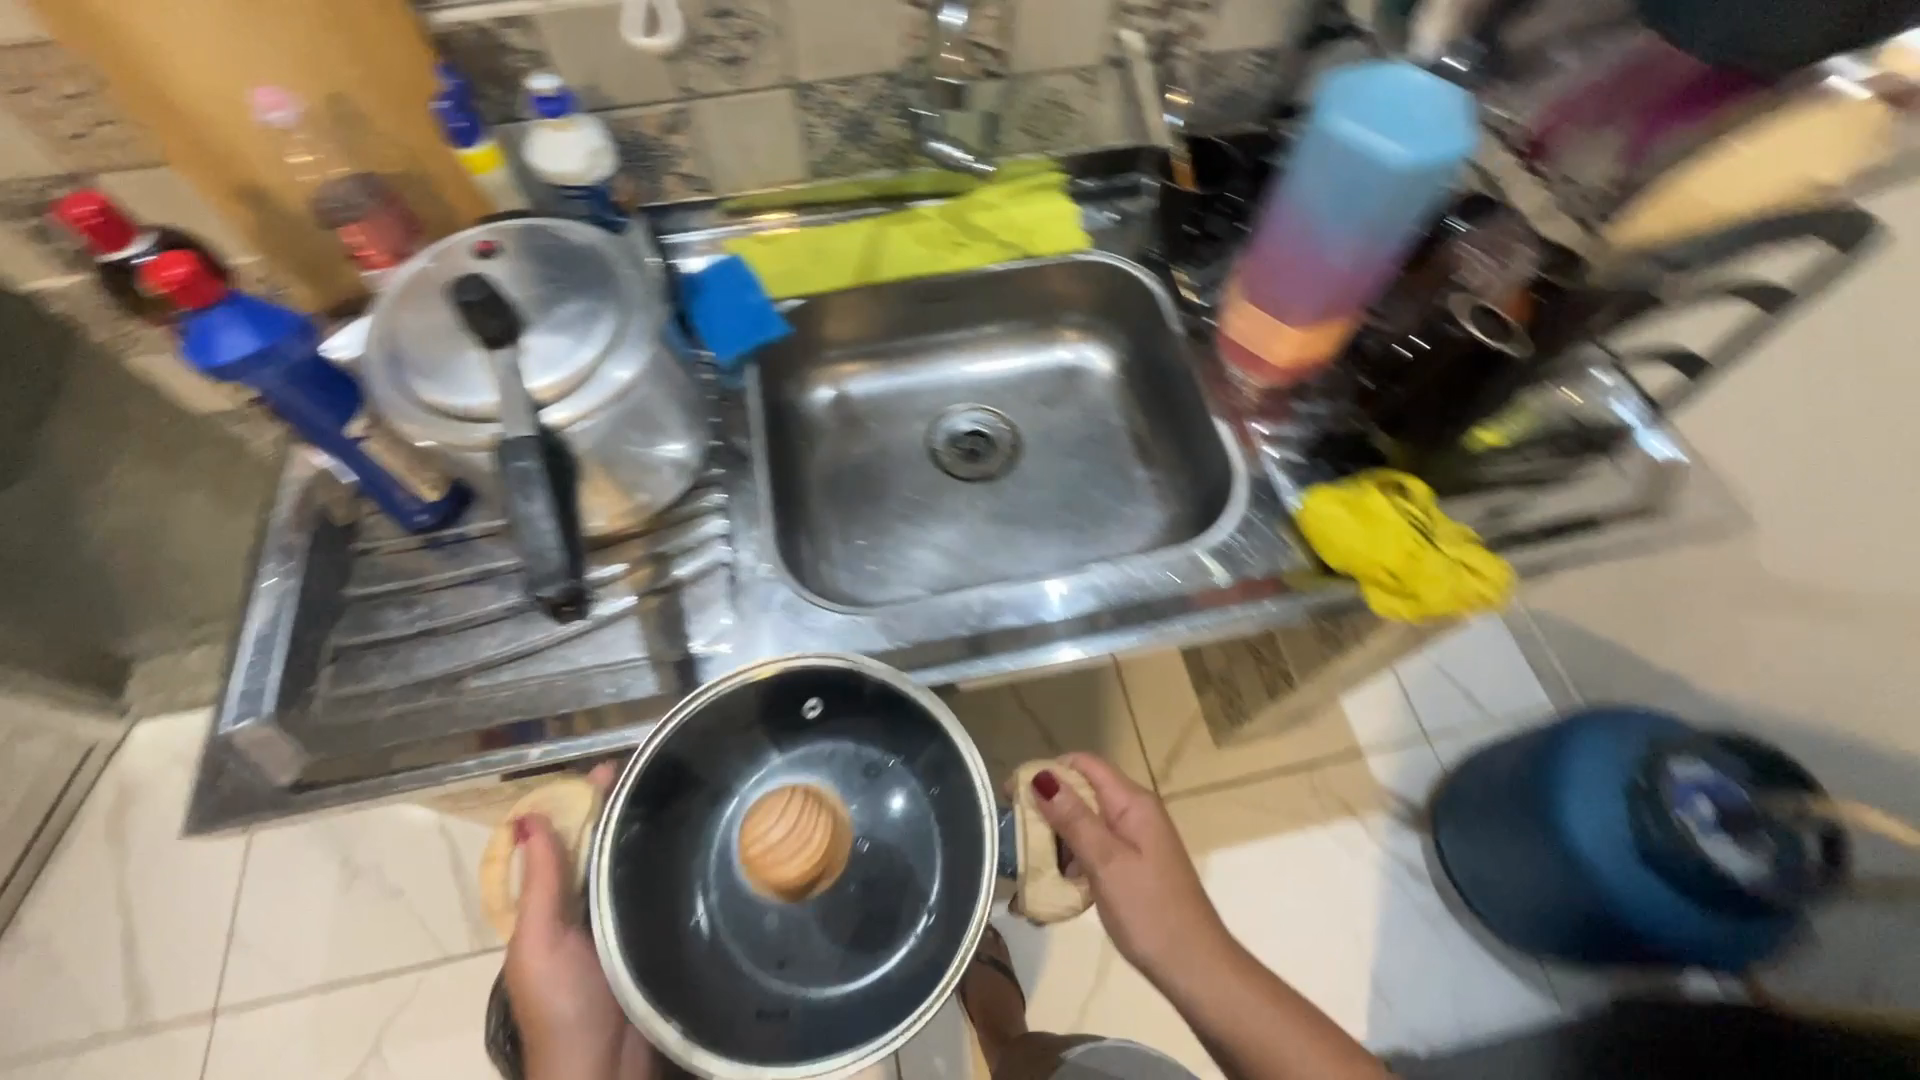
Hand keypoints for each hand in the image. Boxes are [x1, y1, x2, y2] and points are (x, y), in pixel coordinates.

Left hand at [503, 764, 661, 1079]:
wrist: (604, 1072)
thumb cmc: (562, 1007)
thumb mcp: (538, 943)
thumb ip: (539, 884)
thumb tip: (527, 817)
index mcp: (554, 904)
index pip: (569, 840)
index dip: (585, 801)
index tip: (613, 765)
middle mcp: (589, 906)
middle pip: (605, 845)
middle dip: (623, 806)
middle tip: (658, 770)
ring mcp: (625, 921)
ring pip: (636, 862)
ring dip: (652, 828)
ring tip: (684, 791)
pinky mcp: (657, 934)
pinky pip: (662, 889)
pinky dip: (674, 861)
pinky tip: (698, 840)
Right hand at [1031, 753, 1237, 987]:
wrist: (1194, 966)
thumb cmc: (1150, 911)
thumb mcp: (1106, 862)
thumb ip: (1074, 818)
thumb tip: (1041, 777)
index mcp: (1132, 803)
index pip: (1084, 764)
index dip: (1046, 771)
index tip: (1011, 792)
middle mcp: (1134, 812)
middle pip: (1082, 791)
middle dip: (1047, 806)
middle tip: (1015, 833)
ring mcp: (1134, 839)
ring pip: (1086, 820)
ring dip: (1057, 836)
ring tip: (1028, 860)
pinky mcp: (1131, 864)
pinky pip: (1095, 846)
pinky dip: (1073, 857)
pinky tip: (1056, 880)